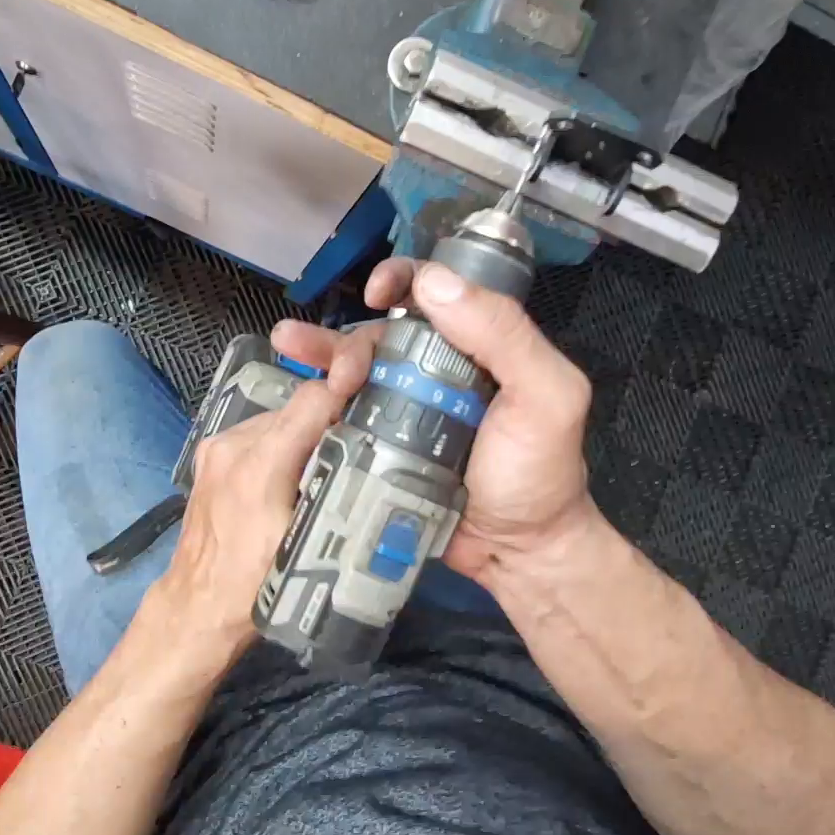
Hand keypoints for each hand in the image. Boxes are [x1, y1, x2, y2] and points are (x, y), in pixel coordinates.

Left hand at [151, 327, 380, 645]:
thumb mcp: (307, 541)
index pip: (314, 399)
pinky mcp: (208, 457)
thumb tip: (373, 457)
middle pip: (295, 409)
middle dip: (327, 423)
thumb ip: (335, 490)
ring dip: (302, 435)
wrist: (197, 605)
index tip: (374, 409)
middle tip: (357, 447)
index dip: (347, 398)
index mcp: (259, 462)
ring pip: (275, 420)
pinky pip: (255, 436)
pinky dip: (278, 446)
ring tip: (324, 466)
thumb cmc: (255, 584)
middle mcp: (233, 443)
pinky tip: (291, 476)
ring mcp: (216, 447)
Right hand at [271, 258, 599, 584]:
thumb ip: (505, 336)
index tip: (377, 294)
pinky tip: (296, 402)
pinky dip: (317, 403)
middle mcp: (436, 371)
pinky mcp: (378, 448)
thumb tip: (435, 283)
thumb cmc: (538, 474)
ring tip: (290, 349)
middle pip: (381, 335)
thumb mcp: (545, 398)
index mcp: (478, 349)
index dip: (403, 280)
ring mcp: (403, 411)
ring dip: (321, 355)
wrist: (516, 554)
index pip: (436, 294)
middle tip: (342, 374)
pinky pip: (343, 416)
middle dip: (353, 340)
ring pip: (354, 371)